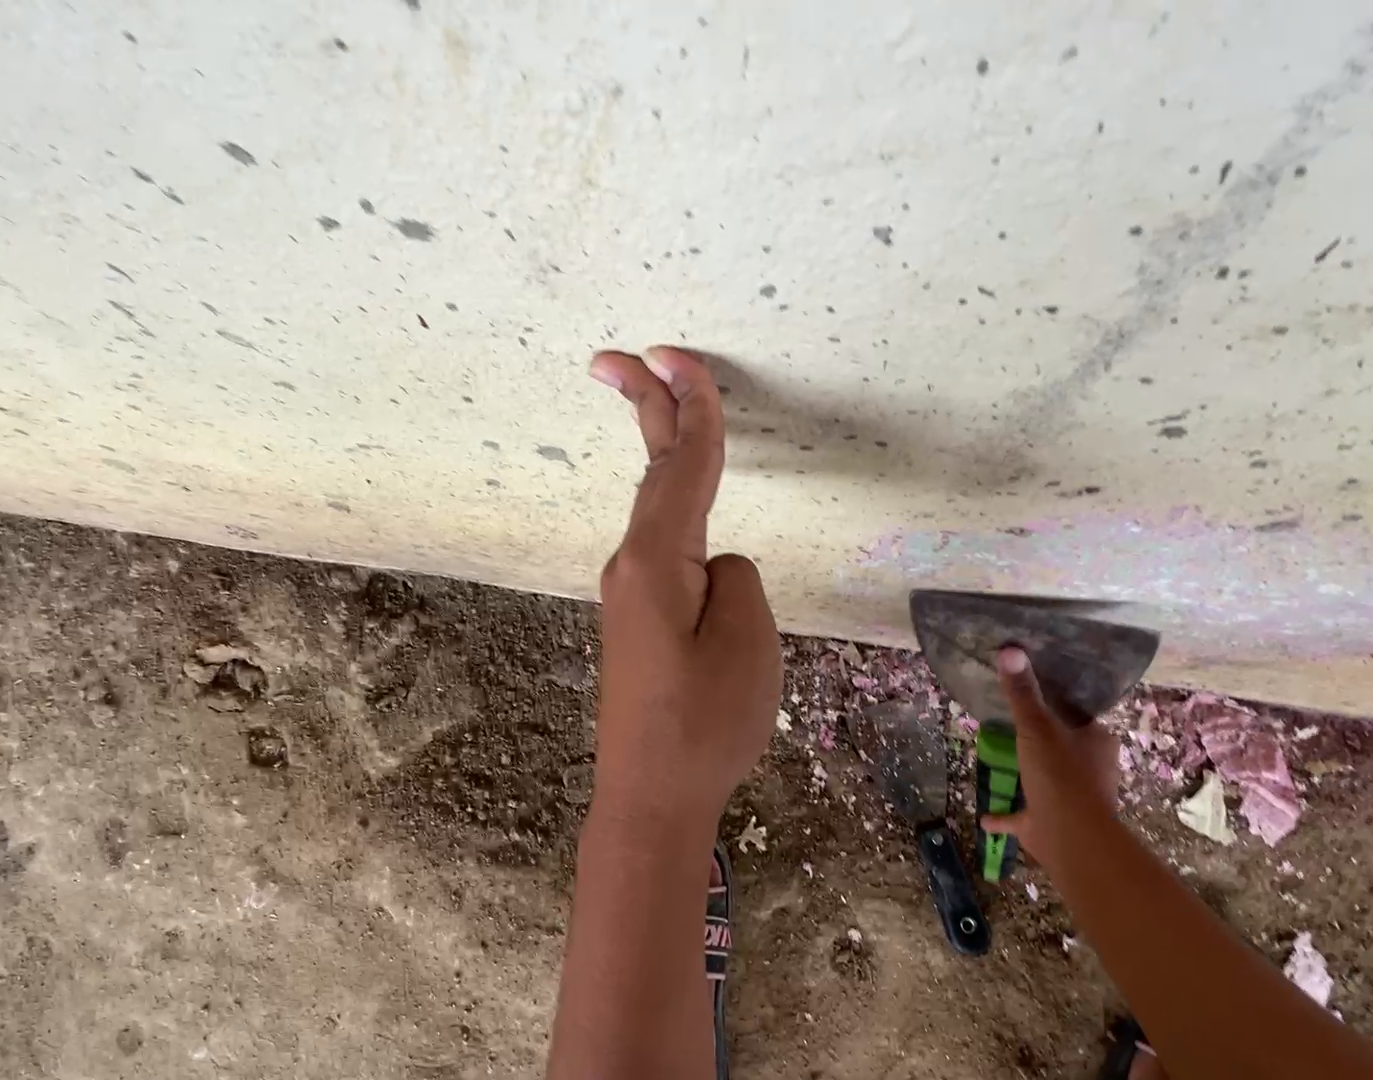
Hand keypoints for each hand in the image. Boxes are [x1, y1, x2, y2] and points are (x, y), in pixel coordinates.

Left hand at [586, 346, 781, 831]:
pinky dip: (675, 503)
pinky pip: (664, 543)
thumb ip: (736, 578)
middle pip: (654, 472)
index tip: (680, 358)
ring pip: (658, 506)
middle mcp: (635, 564)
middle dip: (649, 408)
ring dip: (666, 452)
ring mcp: (632, 592)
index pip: (684, 467)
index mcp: (659, 560)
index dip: (692, 409)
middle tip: (625, 357)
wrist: (650, 794)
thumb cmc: (704, 722)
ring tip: (667, 407)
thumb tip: (717, 565)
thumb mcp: (747, 641)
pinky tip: (684, 504)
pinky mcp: (639, 617)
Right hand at [978, 647, 1120, 862]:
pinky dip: (1006, 815)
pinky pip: (1023, 815)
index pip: (1078, 716)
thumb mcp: (1036, 727)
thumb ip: (1021, 693)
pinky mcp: (1048, 822)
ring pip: (1046, 778)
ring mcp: (1071, 798)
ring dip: (1025, 773)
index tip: (1032, 693)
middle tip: (1008, 722)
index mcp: (1096, 742)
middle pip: (1062, 745)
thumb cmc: (1060, 774)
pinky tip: (985, 817)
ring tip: (997, 760)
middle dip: (1039, 738)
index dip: (1057, 704)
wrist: (1071, 837)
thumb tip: (1009, 650)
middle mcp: (1090, 768)